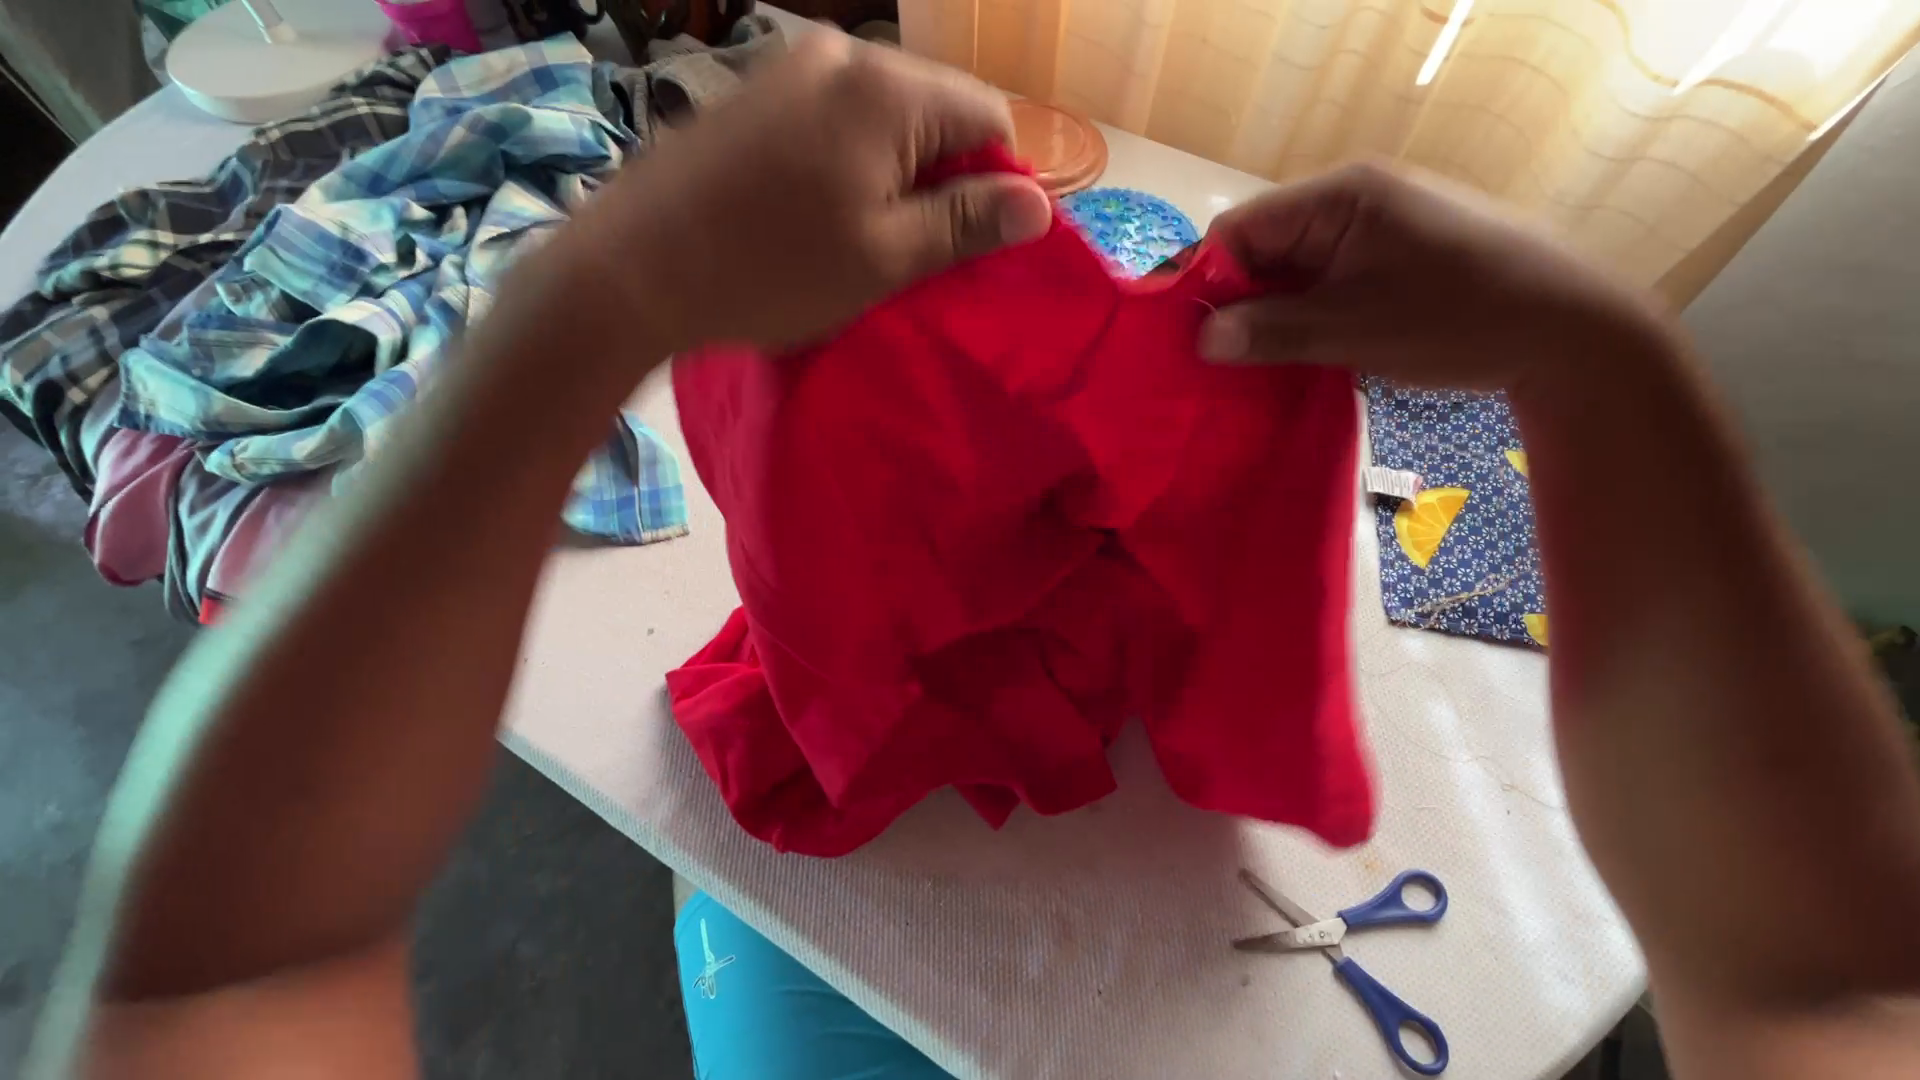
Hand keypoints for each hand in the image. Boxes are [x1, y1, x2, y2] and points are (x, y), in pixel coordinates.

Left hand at [571, 33, 1051, 351]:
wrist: (633, 268)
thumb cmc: (771, 271)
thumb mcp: (885, 258)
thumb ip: (966, 224)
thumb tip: (1039, 205)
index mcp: (888, 88)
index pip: (989, 120)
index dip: (996, 185)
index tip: (967, 245)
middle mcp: (842, 54)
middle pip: (935, 113)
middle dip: (940, 180)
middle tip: (911, 252)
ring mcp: (789, 66)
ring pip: (883, 119)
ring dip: (892, 176)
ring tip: (860, 239)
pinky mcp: (754, 91)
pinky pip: (833, 121)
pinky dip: (846, 164)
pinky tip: (816, 213)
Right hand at [1197, 162, 1675, 396]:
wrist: (1571, 330)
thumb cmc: (1459, 319)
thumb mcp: (1354, 329)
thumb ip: (1272, 330)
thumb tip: (1202, 338)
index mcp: (1341, 198)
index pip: (1241, 228)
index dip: (1207, 279)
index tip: (1189, 336)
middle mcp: (1352, 202)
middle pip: (1262, 247)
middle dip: (1235, 302)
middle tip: (1214, 361)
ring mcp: (1373, 230)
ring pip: (1291, 271)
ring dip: (1268, 315)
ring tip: (1249, 365)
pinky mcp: (1389, 260)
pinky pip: (1322, 283)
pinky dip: (1302, 318)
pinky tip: (1294, 354)